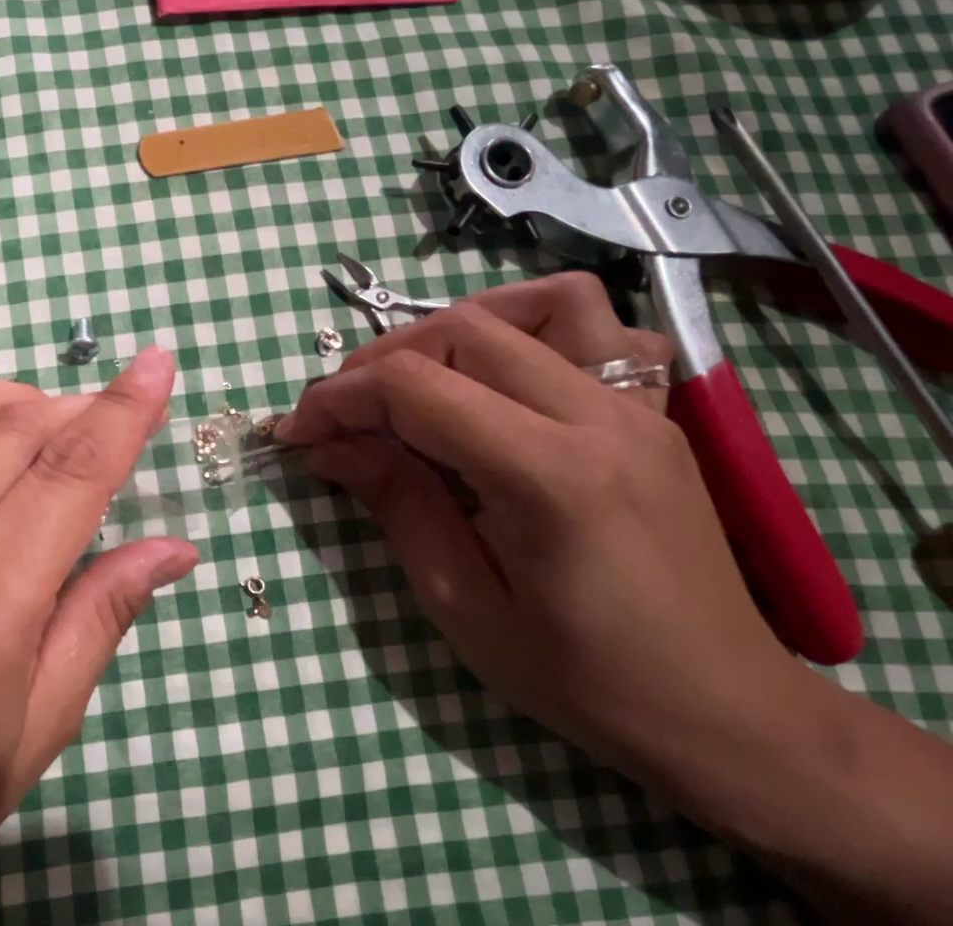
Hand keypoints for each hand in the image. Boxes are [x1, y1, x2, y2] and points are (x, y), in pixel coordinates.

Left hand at [0, 352, 194, 921]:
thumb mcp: (40, 725)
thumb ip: (102, 618)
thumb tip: (173, 547)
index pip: (69, 476)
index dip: (123, 412)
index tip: (157, 364)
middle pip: (9, 432)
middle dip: (75, 406)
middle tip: (113, 416)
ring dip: (0, 398)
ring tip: (39, 423)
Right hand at [272, 273, 814, 792]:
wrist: (717, 708)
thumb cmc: (578, 675)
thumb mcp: (460, 603)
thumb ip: (397, 503)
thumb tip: (329, 444)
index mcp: (547, 475)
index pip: (415, 387)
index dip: (337, 398)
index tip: (296, 434)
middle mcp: (600, 417)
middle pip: (464, 331)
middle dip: (380, 360)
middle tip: (343, 416)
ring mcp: (639, 408)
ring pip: (539, 306)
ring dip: (458, 327)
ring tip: (418, 378)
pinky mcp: (655, 416)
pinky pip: (598, 330)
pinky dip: (536, 329)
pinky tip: (504, 377)